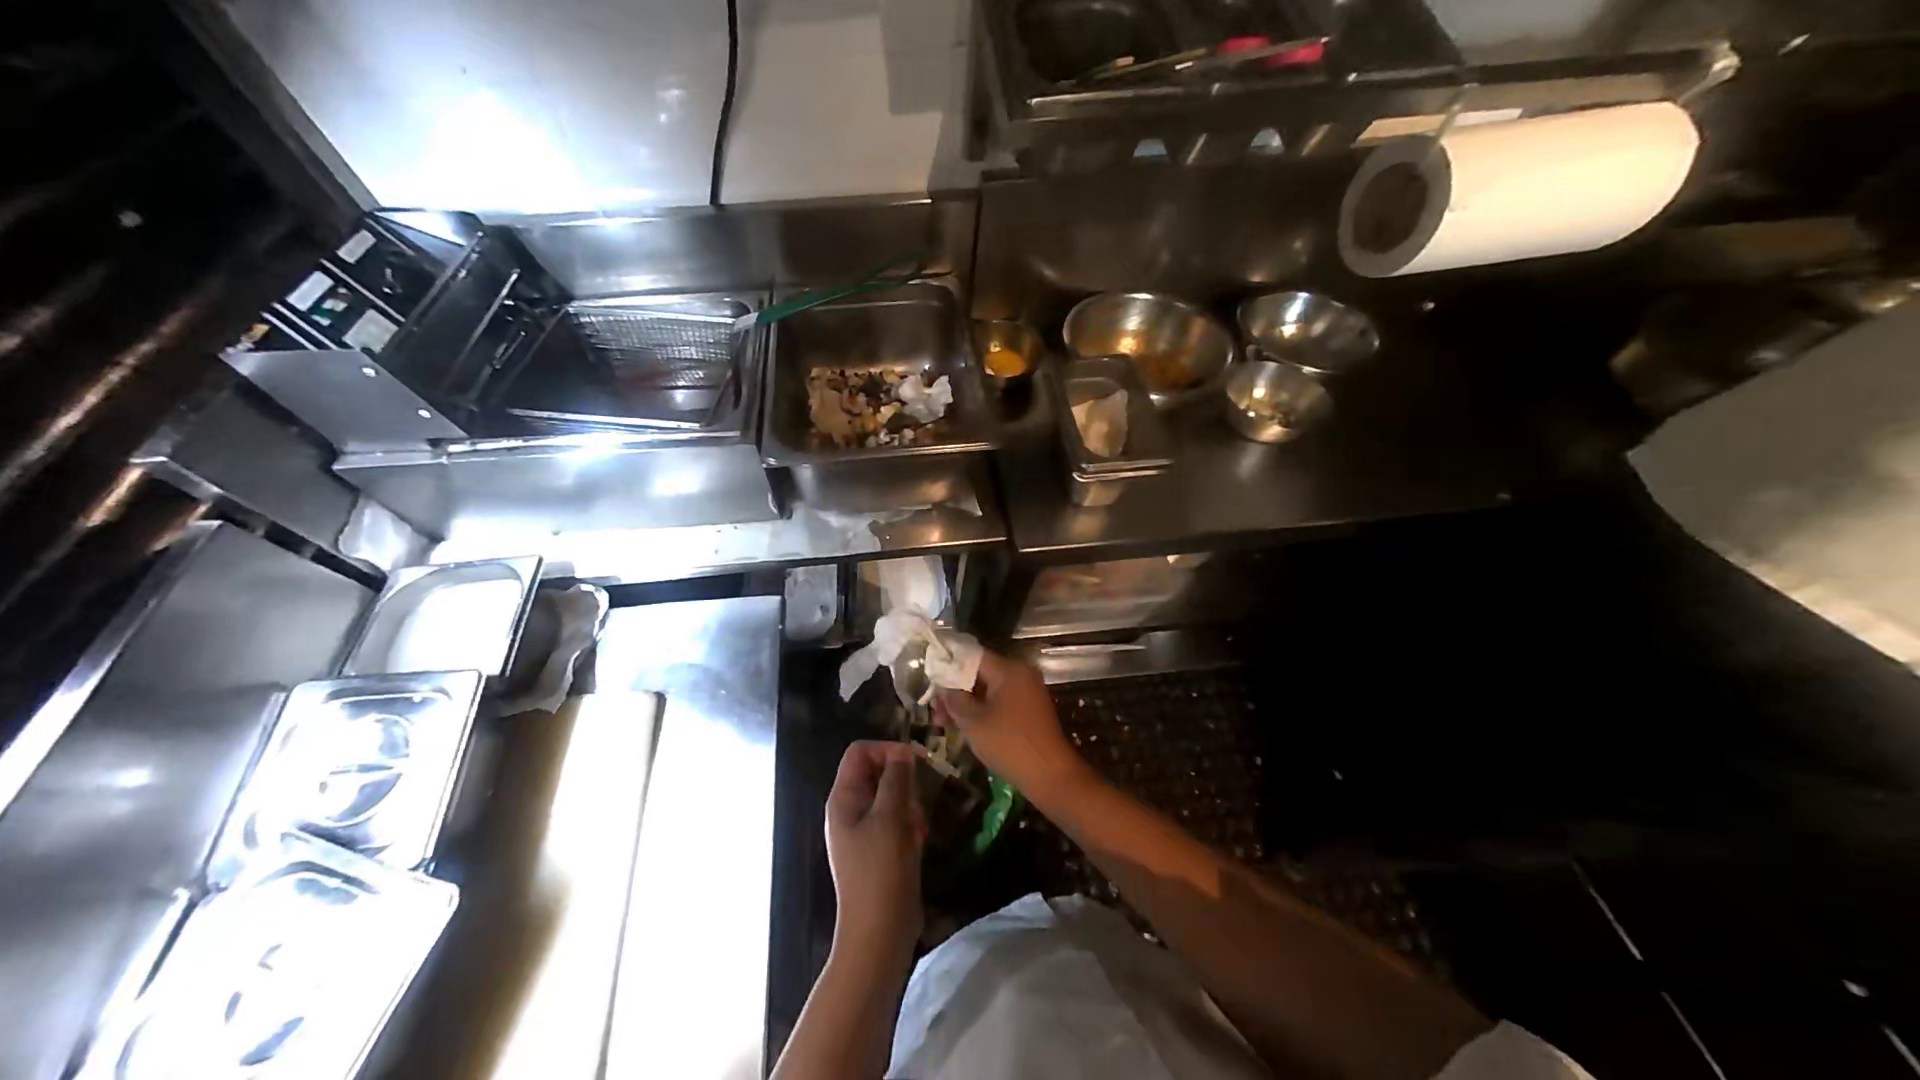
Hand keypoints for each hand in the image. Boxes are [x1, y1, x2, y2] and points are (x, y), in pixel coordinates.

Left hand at [825, 741, 925, 962]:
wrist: (880, 932)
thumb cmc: (880, 872)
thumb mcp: (890, 818)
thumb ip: (896, 780)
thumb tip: (903, 752)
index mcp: (843, 798)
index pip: (860, 752)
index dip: (887, 750)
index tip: (916, 762)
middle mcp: (850, 810)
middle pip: (877, 772)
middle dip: (903, 781)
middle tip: (918, 802)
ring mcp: (865, 830)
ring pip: (891, 797)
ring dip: (910, 804)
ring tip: (919, 826)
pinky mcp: (881, 848)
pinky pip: (897, 820)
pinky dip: (910, 824)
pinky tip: (920, 841)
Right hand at [934, 650, 1089, 799]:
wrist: (1049, 775)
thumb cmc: (1009, 744)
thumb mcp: (973, 721)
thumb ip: (954, 699)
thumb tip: (942, 687)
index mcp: (1009, 669)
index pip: (971, 655)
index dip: (947, 664)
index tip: (928, 676)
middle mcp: (1020, 674)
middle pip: (979, 672)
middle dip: (954, 689)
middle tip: (933, 708)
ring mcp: (1027, 691)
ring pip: (988, 689)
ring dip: (966, 702)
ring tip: (942, 721)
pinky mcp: (1028, 709)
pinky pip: (999, 701)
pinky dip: (981, 710)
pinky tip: (963, 725)